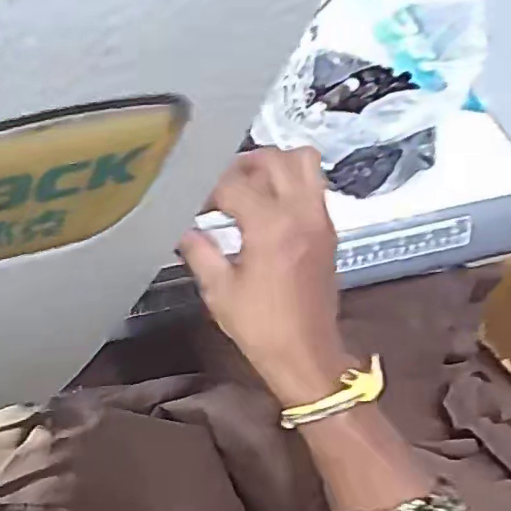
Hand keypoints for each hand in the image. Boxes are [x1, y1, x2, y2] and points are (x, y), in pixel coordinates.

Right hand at [178, 147, 354, 404]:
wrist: (303, 350)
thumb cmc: (258, 326)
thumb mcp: (218, 291)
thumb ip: (200, 252)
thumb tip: (183, 231)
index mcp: (271, 226)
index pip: (234, 185)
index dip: (206, 189)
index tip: (189, 202)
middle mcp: (302, 212)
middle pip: (275, 160)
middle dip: (241, 166)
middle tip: (216, 186)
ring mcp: (320, 218)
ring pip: (303, 163)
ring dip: (271, 166)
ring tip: (244, 188)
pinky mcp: (328, 230)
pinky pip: (311, 185)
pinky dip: (287, 183)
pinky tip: (263, 208)